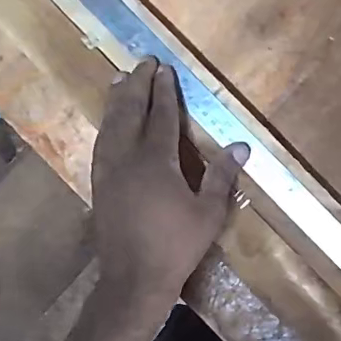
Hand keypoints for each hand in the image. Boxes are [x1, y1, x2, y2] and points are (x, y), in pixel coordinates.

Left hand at [91, 60, 248, 304]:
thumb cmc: (177, 245)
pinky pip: (101, 142)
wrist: (133, 278)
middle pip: (129, 112)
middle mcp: (127, 159)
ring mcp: (108, 171)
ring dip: (117, 100)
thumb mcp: (209, 213)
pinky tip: (109, 122)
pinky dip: (107, 123)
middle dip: (136, 85)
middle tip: (142, 62)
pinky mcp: (99, 184)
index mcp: (156, 162)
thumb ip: (222, 176)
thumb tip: (241, 146)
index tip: (165, 69)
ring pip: (110, 125)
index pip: (161, 117)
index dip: (164, 92)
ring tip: (121, 80)